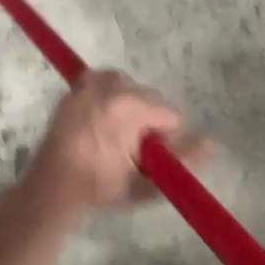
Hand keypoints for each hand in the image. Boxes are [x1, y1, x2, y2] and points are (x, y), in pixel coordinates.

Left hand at [23, 70, 210, 212]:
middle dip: (147, 118)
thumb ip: (184, 162)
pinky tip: (99, 115)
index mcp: (131, 108)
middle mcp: (109, 90)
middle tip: (132, 145)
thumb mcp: (148, 183)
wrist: (54, 183)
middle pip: (147, 96)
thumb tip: (210, 143)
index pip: (170, 115)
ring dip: (126, 101)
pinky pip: (96, 79)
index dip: (166, 138)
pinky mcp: (70, 93)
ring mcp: (86, 88)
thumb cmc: (100, 185)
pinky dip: (103, 90)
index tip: (150, 155)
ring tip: (117, 129)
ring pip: (123, 83)